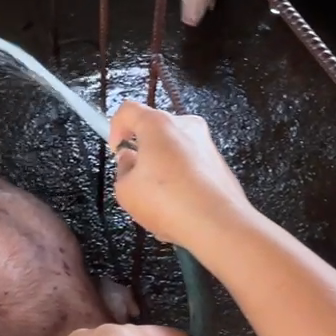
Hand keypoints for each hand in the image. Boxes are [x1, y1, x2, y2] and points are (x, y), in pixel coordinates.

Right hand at [110, 101, 255, 252]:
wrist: (220, 225)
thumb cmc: (168, 202)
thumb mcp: (126, 190)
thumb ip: (122, 170)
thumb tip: (129, 161)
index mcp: (158, 124)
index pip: (128, 110)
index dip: (115, 128)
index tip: (116, 150)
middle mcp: (186, 126)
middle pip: (155, 130)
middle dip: (142, 151)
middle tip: (135, 178)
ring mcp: (206, 144)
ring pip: (174, 150)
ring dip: (162, 168)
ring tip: (158, 201)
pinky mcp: (220, 164)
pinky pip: (192, 166)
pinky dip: (182, 181)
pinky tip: (179, 209)